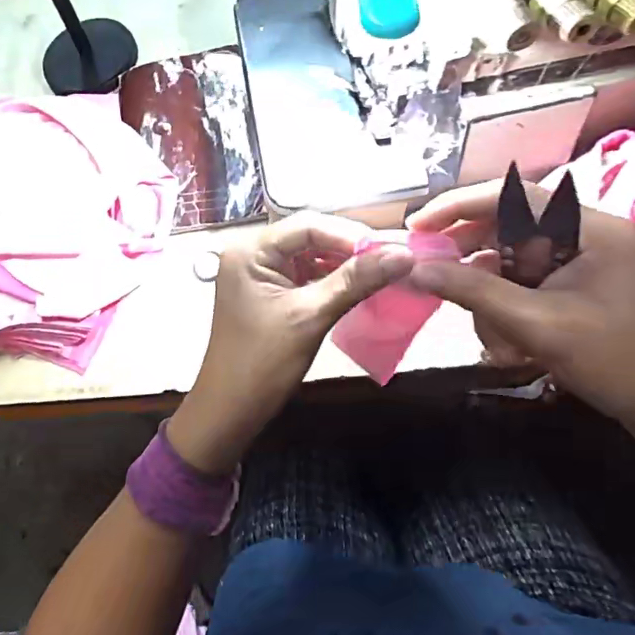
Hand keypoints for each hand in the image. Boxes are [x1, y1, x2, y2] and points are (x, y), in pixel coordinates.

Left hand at [170, 213, 413, 471]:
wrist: (230, 409)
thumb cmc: (262, 362)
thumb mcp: (311, 316)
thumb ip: (356, 281)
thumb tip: (404, 254)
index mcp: (251, 250)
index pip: (309, 225)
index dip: (352, 235)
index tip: (392, 250)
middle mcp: (252, 253)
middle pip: (311, 236)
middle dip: (352, 248)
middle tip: (395, 260)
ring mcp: (260, 273)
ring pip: (312, 256)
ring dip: (347, 264)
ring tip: (387, 272)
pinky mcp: (270, 292)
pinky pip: (307, 276)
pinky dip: (334, 280)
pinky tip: (363, 287)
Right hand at [406, 179, 634, 436]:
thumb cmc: (622, 361)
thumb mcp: (538, 325)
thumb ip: (473, 290)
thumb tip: (415, 268)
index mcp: (589, 229)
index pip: (511, 196)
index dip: (457, 206)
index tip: (415, 227)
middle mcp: (587, 238)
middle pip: (507, 233)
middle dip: (473, 267)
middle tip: (435, 286)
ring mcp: (586, 267)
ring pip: (512, 268)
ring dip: (492, 304)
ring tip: (499, 347)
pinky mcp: (582, 293)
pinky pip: (528, 290)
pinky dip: (511, 316)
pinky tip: (514, 351)